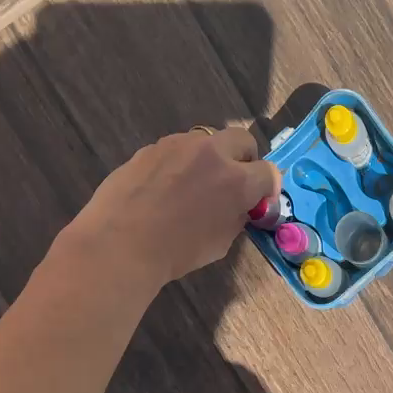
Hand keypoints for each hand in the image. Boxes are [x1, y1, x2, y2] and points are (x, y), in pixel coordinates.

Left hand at [73, 127, 280, 282]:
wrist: (124, 241)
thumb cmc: (178, 251)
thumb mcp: (221, 242)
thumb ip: (237, 216)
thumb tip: (240, 206)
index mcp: (237, 181)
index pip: (269, 172)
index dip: (268, 188)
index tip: (259, 201)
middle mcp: (212, 153)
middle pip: (243, 140)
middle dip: (245, 160)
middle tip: (234, 184)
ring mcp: (180, 144)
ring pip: (208, 141)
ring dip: (212, 159)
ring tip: (196, 187)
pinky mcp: (154, 146)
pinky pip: (179, 149)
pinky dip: (183, 164)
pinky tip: (169, 188)